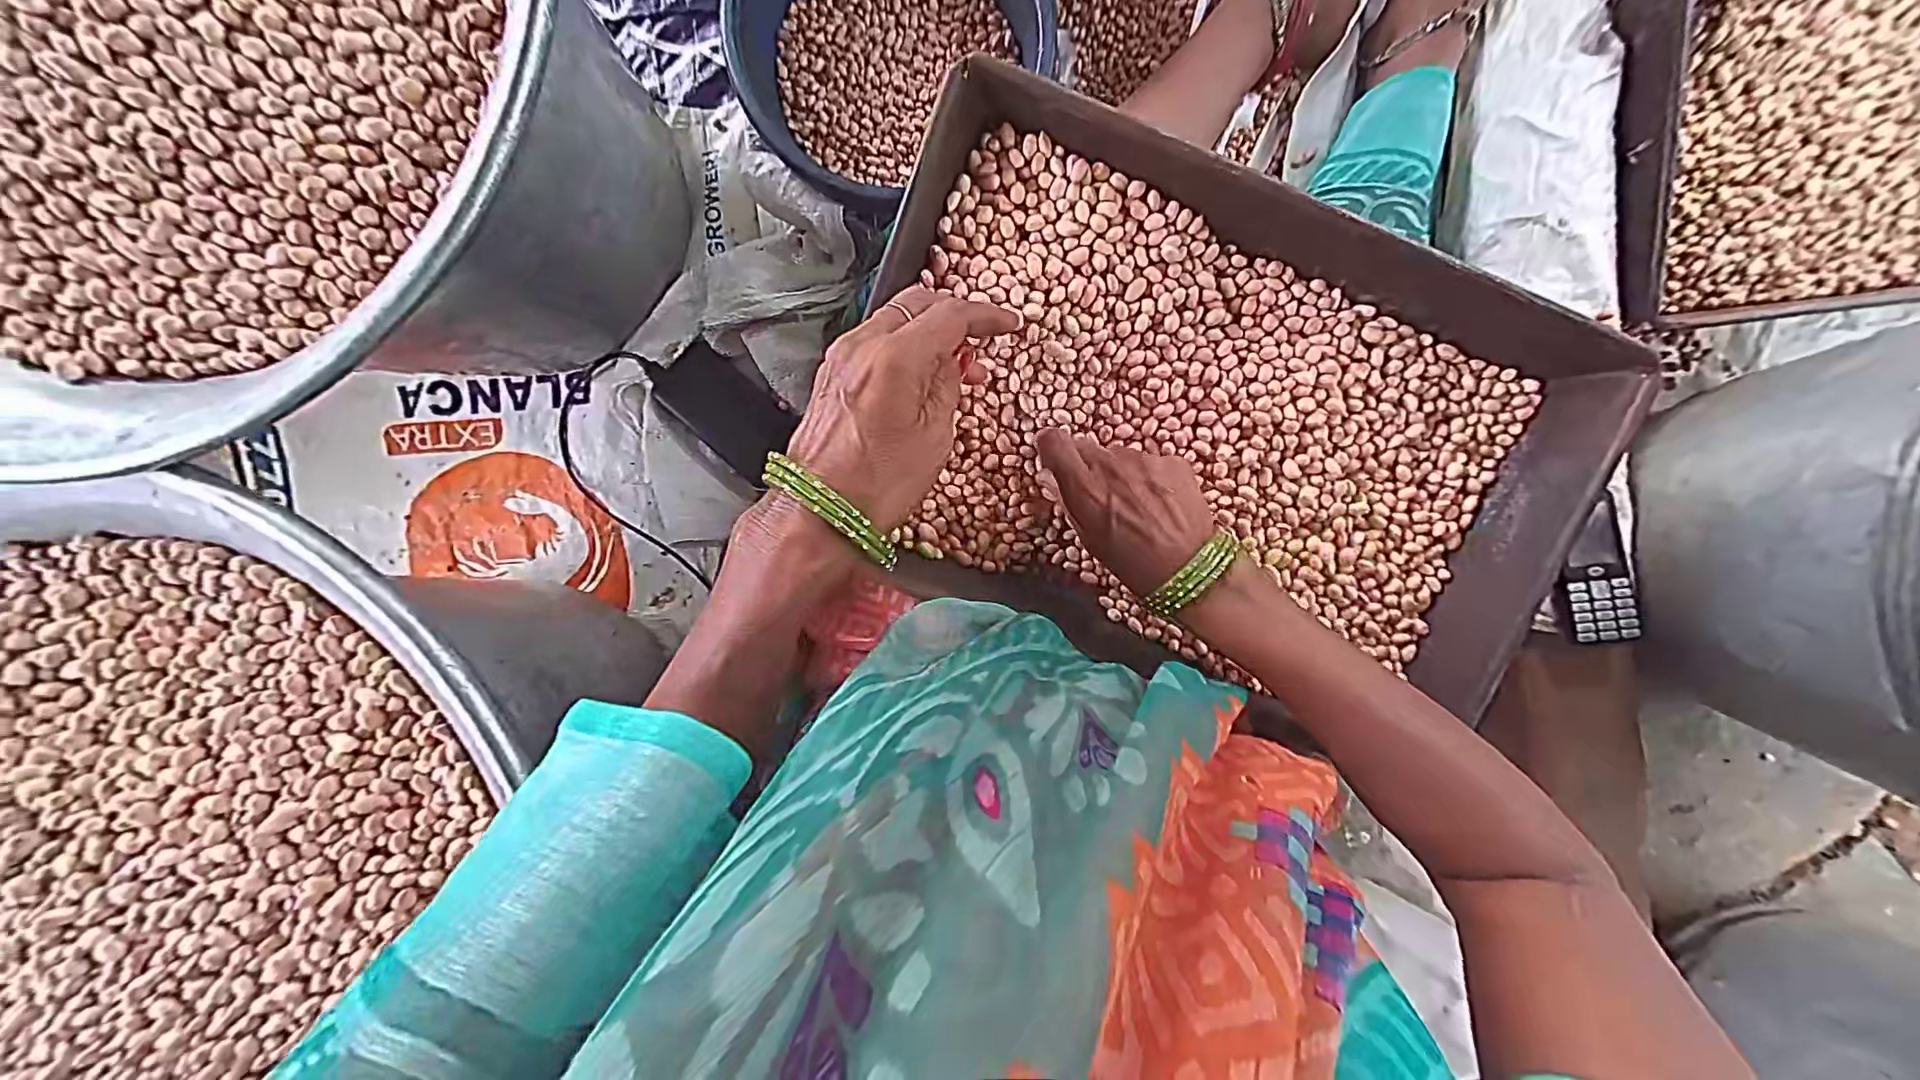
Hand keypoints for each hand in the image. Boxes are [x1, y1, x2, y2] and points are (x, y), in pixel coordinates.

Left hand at [782, 285, 1021, 530]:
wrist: (821, 510)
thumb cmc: (875, 485)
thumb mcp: (934, 437)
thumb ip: (948, 386)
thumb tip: (954, 361)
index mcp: (894, 358)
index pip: (951, 314)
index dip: (987, 315)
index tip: (1007, 324)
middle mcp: (861, 346)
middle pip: (919, 304)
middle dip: (956, 317)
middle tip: (981, 344)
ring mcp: (841, 357)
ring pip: (895, 318)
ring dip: (929, 332)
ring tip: (953, 367)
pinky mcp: (831, 373)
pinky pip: (875, 340)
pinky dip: (903, 346)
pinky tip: (919, 374)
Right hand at [1035, 429, 1219, 597]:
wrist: (1188, 569)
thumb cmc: (1133, 562)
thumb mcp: (1088, 537)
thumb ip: (1068, 500)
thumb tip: (1052, 476)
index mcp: (1084, 487)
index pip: (1054, 441)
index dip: (1051, 446)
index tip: (1054, 454)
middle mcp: (1111, 465)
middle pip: (1087, 448)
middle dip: (1088, 467)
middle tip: (1101, 496)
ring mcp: (1144, 460)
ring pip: (1120, 457)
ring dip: (1122, 475)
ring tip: (1137, 508)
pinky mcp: (1172, 461)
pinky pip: (1151, 463)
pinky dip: (1151, 478)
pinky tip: (1158, 505)